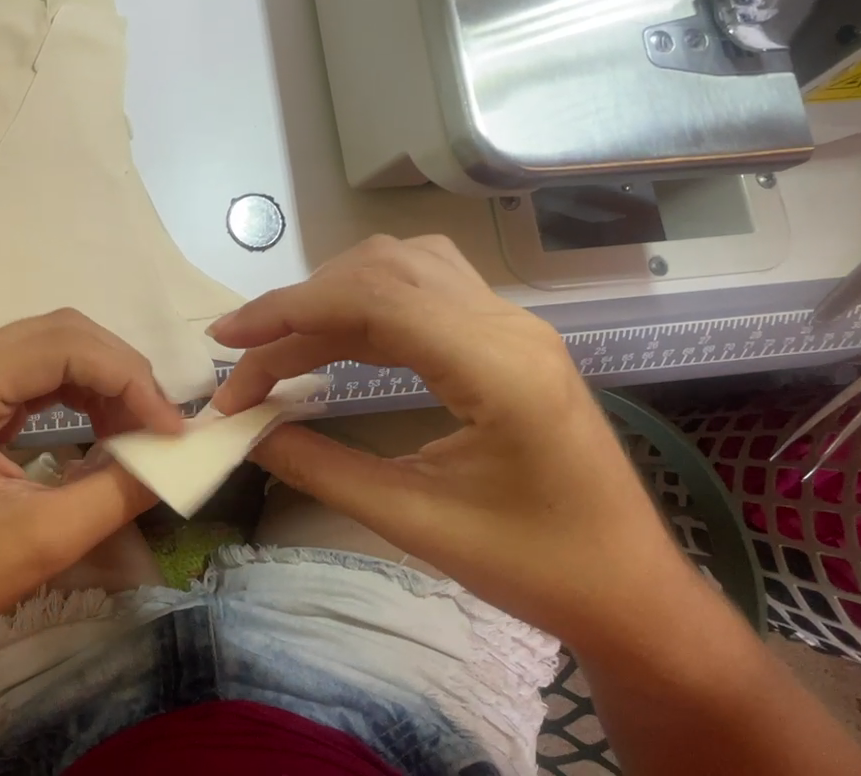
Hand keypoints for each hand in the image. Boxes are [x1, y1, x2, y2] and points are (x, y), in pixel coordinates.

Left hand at [0, 310, 180, 656]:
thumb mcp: (46, 538)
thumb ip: (117, 491)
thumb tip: (175, 458)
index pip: (63, 347)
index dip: (127, 378)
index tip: (171, 428)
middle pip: (61, 334)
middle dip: (121, 372)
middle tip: (161, 424)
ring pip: (55, 346)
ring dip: (106, 379)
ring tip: (138, 429)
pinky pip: (41, 371)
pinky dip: (84, 391)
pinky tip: (107, 424)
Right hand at [208, 235, 688, 646]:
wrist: (633, 593)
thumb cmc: (536, 568)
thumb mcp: (414, 521)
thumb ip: (319, 467)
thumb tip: (245, 433)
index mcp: (496, 367)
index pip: (370, 299)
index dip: (286, 311)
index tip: (227, 343)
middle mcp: (507, 325)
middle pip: (379, 271)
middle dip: (298, 308)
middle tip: (245, 362)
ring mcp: (512, 324)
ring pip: (402, 267)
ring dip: (331, 295)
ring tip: (283, 345)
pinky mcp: (507, 337)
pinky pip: (424, 287)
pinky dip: (365, 301)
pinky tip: (338, 337)